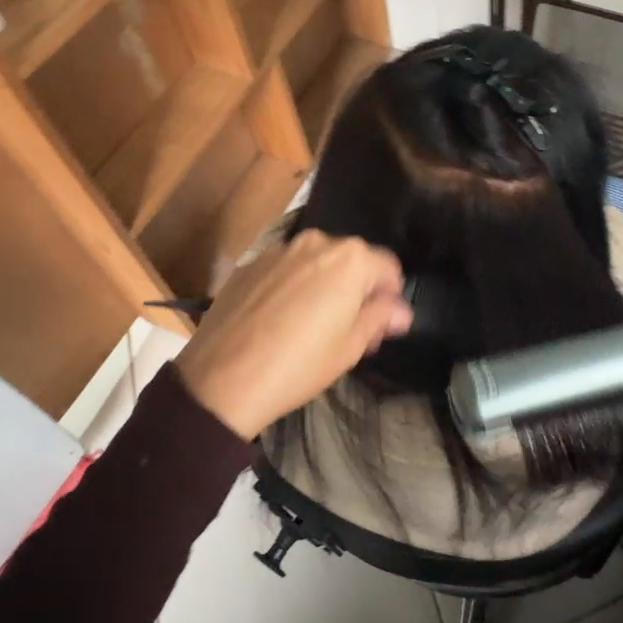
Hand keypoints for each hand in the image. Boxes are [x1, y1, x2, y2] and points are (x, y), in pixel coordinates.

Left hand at [175, 230, 411, 439]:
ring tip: (310, 327)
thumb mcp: (351, 346)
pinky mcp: (249, 265)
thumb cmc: (300, 364)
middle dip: (356, 289)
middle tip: (348, 330)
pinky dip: (291, 288)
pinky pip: (284, 271)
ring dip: (323, 286)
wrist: (221, 380)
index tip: (380, 327)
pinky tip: (278, 323)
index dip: (390, 297)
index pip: (388, 267)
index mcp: (350, 258)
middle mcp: (317, 242)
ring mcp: (278, 250)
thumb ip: (381, 317)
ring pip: (316, 263)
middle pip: (351, 261)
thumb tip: (401, 310)